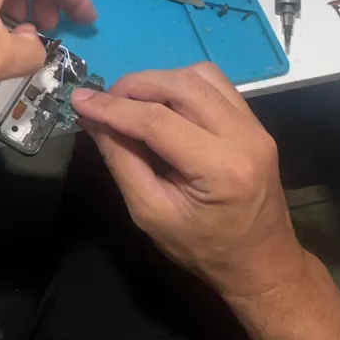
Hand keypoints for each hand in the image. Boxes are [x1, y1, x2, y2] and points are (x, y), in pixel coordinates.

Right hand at [70, 64, 308, 301]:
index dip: (113, 107)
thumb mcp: (150, 213)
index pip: (157, 121)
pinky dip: (181, 84)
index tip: (79, 100)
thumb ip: (121, 161)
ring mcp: (255, 126)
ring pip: (200, 75)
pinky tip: (162, 104)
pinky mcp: (254, 123)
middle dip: (134, 85)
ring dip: (159, 80)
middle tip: (103, 101)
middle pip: (182, 85)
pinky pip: (215, 84)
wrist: (260, 264)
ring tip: (131, 102)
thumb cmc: (202, 248)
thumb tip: (92, 119)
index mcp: (220, 169)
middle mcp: (244, 137)